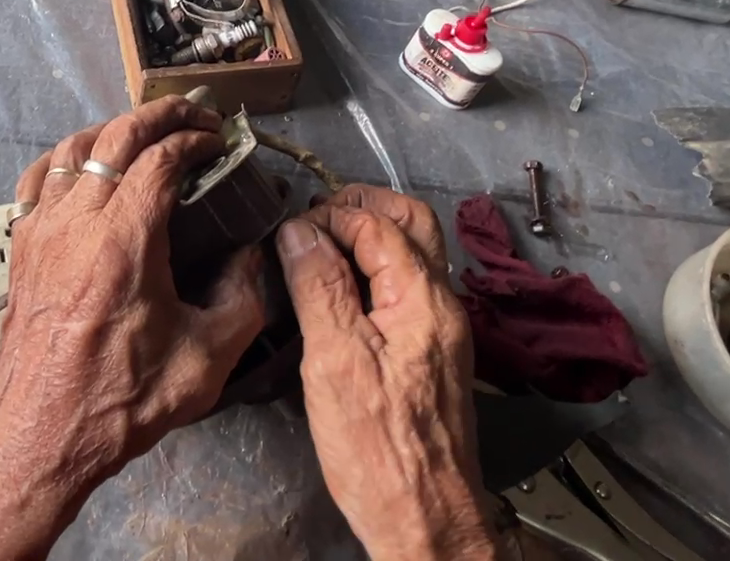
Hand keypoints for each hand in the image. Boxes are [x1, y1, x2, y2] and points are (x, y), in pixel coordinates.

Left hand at [0, 96, 265, 560]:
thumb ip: (243, 298)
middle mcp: (78, 218)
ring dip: (112, 129)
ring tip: (143, 134)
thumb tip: (250, 254)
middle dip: (159, 114)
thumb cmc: (124, 398)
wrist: (41, 431)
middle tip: (193, 115)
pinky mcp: (22, 243)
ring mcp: (42, 226)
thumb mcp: (207, 358)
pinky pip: (38, 177)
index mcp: (124, 238)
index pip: (160, 157)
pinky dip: (66, 156)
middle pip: (116, 135)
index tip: (217, 141)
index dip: (193, 139)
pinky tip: (84, 163)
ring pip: (73, 147)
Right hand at [277, 185, 496, 560]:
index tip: (289, 234)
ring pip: (409, 250)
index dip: (329, 216)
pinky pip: (400, 282)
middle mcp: (440, 304)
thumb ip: (318, 286)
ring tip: (316, 245)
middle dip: (359, 207)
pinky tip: (333, 285)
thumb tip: (297, 228)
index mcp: (424, 299)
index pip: (378, 224)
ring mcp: (436, 327)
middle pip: (412, 222)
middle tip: (312, 219)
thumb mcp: (335, 359)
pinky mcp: (425, 348)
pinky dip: (367, 265)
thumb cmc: (376, 444)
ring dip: (364, 233)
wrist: (424, 521)